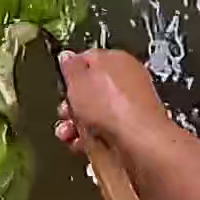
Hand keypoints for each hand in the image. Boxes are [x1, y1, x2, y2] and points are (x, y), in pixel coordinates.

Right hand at [54, 49, 174, 155]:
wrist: (138, 142)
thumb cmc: (111, 106)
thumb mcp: (76, 79)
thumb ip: (70, 65)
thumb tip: (66, 56)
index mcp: (116, 59)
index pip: (87, 59)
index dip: (70, 73)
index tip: (61, 84)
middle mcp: (127, 80)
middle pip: (89, 89)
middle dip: (71, 103)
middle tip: (65, 110)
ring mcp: (130, 106)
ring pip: (94, 112)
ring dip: (76, 123)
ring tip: (68, 132)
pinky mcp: (132, 130)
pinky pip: (104, 129)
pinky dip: (90, 137)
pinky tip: (81, 143)